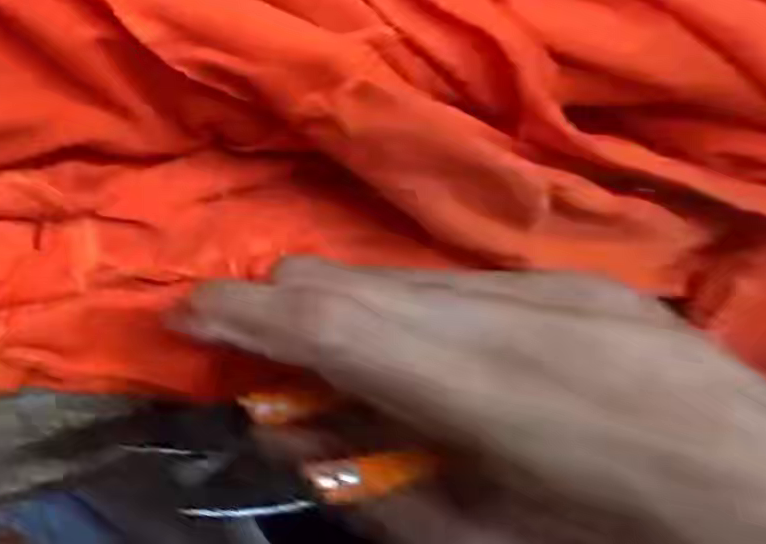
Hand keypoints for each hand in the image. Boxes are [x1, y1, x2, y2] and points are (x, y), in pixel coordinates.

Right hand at [176, 260, 765, 543]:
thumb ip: (377, 492)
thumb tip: (281, 435)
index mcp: (509, 397)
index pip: (324, 323)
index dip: (233, 313)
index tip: (178, 318)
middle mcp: (521, 316)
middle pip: (334, 279)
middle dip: (276, 312)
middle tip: (269, 363)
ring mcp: (559, 288)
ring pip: (379, 272)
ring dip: (342, 313)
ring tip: (366, 372)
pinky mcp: (587, 283)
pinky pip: (446, 280)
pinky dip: (409, 314)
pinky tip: (455, 367)